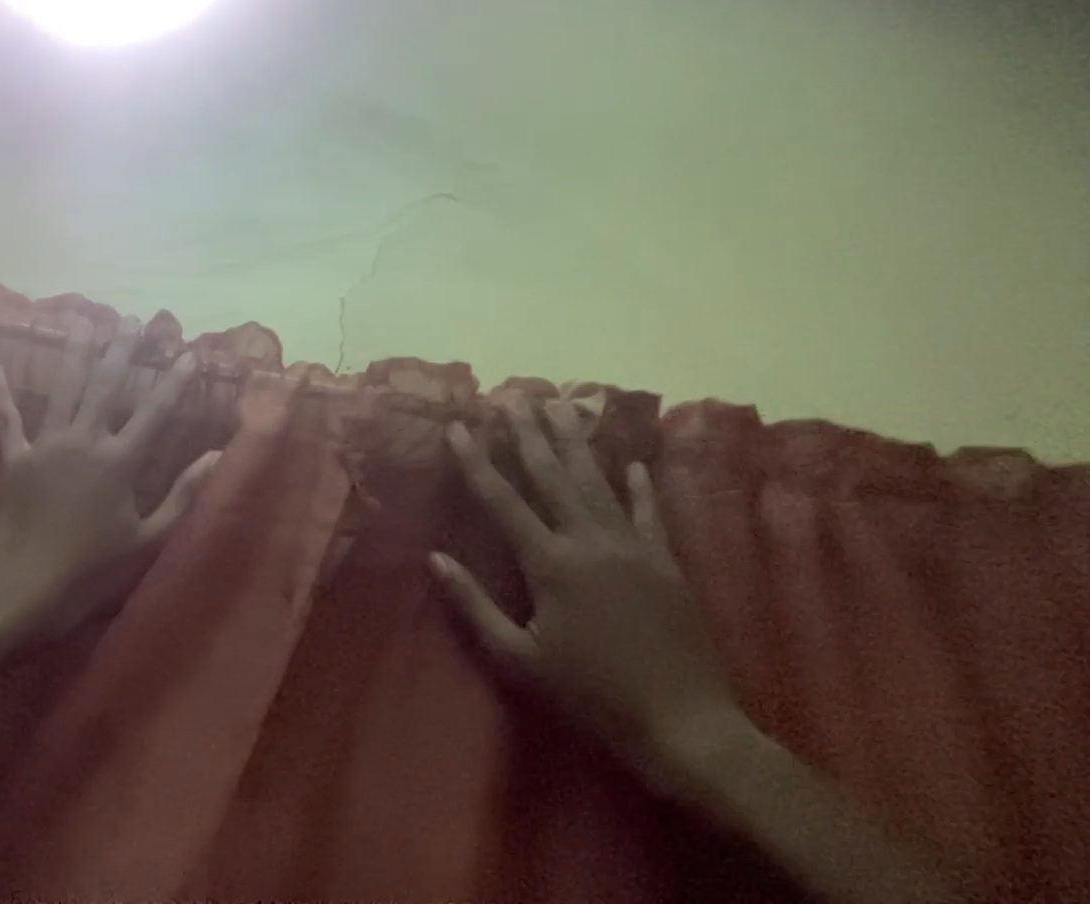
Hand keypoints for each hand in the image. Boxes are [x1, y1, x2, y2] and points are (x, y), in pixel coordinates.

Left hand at [0, 316, 220, 636]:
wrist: (29, 584)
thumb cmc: (94, 566)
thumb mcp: (149, 537)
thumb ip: (183, 494)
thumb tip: (217, 455)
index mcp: (119, 460)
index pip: (154, 412)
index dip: (174, 382)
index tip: (188, 353)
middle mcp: (84, 440)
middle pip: (106, 385)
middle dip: (121, 350)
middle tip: (131, 319)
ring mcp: (46, 444)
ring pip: (63, 389)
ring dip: (74, 353)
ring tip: (81, 320)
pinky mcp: (14, 457)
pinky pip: (7, 418)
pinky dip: (0, 393)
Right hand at [429, 391, 745, 787]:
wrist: (683, 723)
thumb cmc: (589, 692)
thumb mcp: (518, 657)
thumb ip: (474, 604)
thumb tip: (434, 558)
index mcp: (550, 563)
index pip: (503, 500)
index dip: (476, 461)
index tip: (457, 426)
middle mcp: (591, 541)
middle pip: (552, 475)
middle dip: (528, 433)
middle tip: (513, 395)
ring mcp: (634, 547)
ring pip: (597, 481)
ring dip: (576, 442)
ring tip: (561, 405)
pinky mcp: (667, 561)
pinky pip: (649, 511)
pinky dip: (639, 484)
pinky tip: (632, 460)